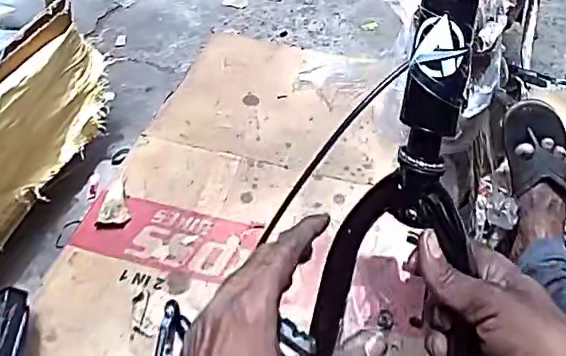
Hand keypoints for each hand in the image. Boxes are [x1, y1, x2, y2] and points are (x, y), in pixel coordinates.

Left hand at [185, 215, 329, 355]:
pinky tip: (253, 311)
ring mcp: (204, 328)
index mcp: (250, 307)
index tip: (320, 222)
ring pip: (237, 280)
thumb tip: (372, 342)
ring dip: (264, 270)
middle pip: (258, 260)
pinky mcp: (193, 346)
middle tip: (308, 244)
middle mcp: (223, 309)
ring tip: (285, 274)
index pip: (282, 251)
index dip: (304, 231)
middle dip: (286, 247)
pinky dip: (245, 293)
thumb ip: (342, 353)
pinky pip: (222, 303)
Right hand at [412, 231, 565, 355]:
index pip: (453, 254)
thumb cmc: (546, 342)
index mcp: (494, 275)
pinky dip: (443, 351)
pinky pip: (449, 348)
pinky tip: (447, 355)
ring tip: (445, 348)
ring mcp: (483, 334)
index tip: (412, 269)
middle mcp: (486, 302)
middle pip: (442, 294)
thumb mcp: (494, 302)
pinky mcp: (478, 355)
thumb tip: (427, 239)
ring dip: (436, 336)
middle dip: (433, 308)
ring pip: (442, 326)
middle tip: (440, 322)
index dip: (431, 258)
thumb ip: (455, 276)